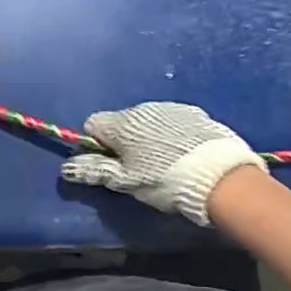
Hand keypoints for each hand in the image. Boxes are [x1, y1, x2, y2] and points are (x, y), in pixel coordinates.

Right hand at [59, 102, 267, 226]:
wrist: (224, 179)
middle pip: (121, 122)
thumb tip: (66, 167)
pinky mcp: (198, 115)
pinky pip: (172, 122)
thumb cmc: (165, 180)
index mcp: (123, 123)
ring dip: (148, 137)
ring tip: (164, 163)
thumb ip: (94, 171)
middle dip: (123, 141)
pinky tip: (184, 155)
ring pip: (147, 121)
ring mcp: (174, 109)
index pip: (93, 124)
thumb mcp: (125, 181)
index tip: (110, 163)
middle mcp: (145, 109)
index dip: (97, 145)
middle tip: (137, 168)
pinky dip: (171, 136)